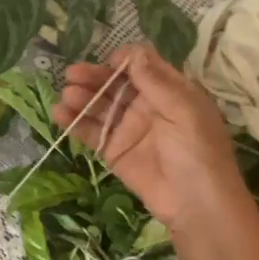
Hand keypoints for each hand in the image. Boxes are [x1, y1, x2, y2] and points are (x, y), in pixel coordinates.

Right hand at [53, 44, 250, 230]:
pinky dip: (73, 122)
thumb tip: (132, 53)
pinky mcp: (113, 150)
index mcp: (169, 93)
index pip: (142, 66)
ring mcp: (128, 128)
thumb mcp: (185, 113)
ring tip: (67, 96)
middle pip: (114, 83)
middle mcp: (146, 106)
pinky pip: (90, 131)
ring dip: (81, 97)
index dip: (124, 61)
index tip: (110, 64)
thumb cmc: (199, 154)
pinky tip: (59, 114)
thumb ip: (156, 83)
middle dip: (94, 77)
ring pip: (99, 105)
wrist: (197, 206)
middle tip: (73, 75)